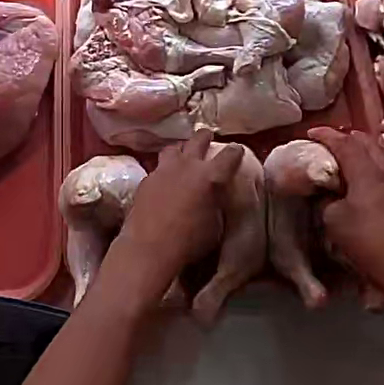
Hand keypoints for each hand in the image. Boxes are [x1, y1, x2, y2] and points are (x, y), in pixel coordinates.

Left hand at [101, 129, 241, 306]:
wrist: (149, 247)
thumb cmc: (189, 241)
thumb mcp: (215, 225)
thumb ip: (216, 204)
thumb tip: (214, 197)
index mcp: (211, 176)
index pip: (230, 155)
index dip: (235, 152)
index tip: (237, 151)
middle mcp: (187, 166)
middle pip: (199, 139)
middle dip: (206, 137)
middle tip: (209, 137)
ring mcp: (164, 170)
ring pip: (174, 148)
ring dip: (181, 149)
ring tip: (183, 155)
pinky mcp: (146, 180)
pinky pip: (158, 168)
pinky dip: (164, 171)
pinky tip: (163, 181)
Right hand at [307, 127, 383, 297]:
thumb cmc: (368, 241)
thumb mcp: (333, 220)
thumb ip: (327, 201)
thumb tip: (329, 196)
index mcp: (367, 173)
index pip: (345, 144)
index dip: (327, 136)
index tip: (311, 133)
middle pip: (367, 143)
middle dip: (346, 138)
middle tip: (327, 142)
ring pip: (377, 156)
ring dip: (358, 152)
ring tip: (340, 159)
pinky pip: (381, 172)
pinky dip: (365, 168)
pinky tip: (356, 180)